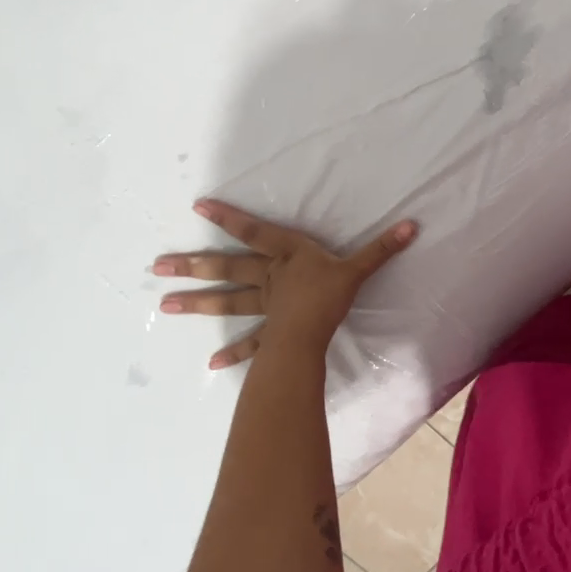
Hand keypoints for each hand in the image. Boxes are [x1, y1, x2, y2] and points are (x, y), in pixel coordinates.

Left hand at [152, 199, 417, 368]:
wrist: (309, 337)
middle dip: (193, 266)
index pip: (254, 232)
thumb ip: (382, 248)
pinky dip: (234, 352)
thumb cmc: (329, 296)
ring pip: (227, 302)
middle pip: (228, 268)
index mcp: (288, 256)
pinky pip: (250, 342)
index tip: (196, 208)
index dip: (227, 219)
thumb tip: (413, 226)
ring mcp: (265, 307)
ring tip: (165, 305)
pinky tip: (212, 362)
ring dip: (197, 303)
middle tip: (157, 266)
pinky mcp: (270, 333)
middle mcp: (270, 277)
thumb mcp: (357, 269)